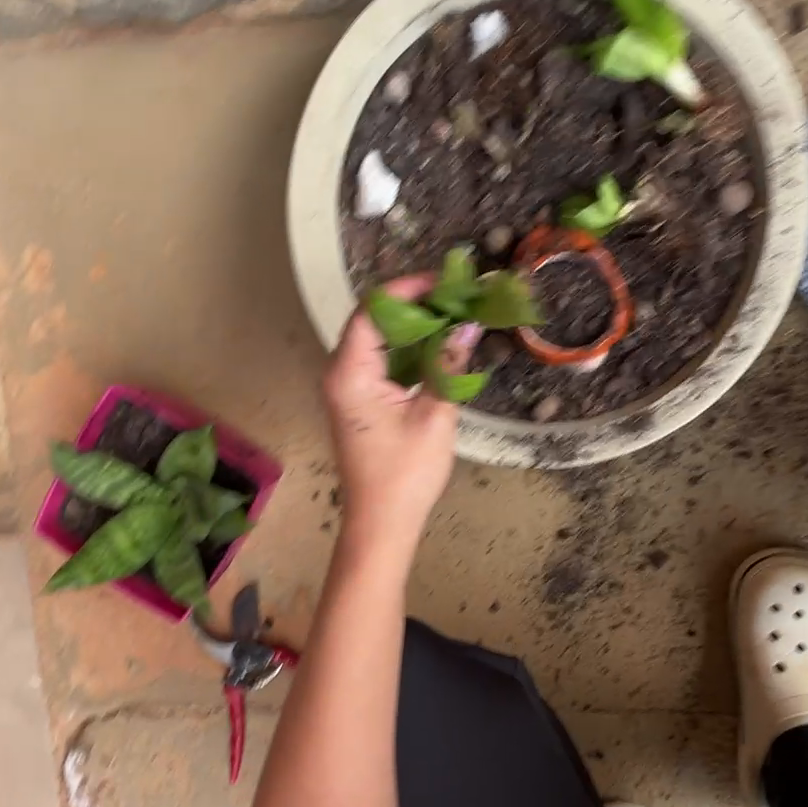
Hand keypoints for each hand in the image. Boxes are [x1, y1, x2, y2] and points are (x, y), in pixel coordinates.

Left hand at [321, 311, 478, 546]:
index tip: (444, 284)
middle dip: (414, 305)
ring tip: (453, 318)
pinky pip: (381, 363)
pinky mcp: (359, 403)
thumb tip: (467, 326)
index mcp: (350, 373)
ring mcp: (347, 389)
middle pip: (373, 321)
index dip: (407, 290)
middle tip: (456, 299)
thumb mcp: (434, 416)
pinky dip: (408, 352)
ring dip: (413, 328)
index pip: (373, 310)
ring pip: (378, 341)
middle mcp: (340, 374)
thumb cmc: (405, 474)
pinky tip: (438, 350)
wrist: (382, 523)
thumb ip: (448, 365)